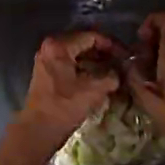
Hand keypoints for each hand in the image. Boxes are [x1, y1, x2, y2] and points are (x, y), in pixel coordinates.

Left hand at [17, 30, 123, 147]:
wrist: (39, 128)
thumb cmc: (64, 106)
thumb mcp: (93, 91)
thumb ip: (110, 78)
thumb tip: (119, 73)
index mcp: (59, 46)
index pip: (90, 36)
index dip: (111, 44)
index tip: (125, 54)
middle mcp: (50, 47)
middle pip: (82, 42)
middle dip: (103, 51)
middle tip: (121, 60)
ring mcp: (46, 58)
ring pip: (75, 52)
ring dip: (94, 59)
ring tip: (113, 69)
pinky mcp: (46, 71)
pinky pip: (69, 62)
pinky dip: (83, 66)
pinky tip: (98, 76)